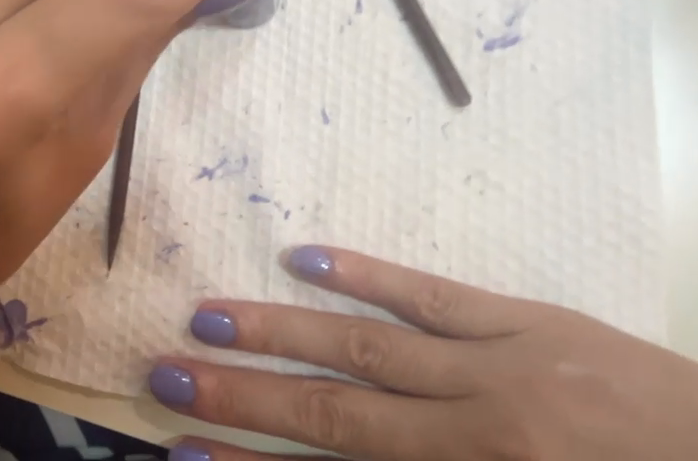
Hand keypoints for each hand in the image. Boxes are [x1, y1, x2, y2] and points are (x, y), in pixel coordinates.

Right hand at [148, 246, 697, 460]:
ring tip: (206, 313)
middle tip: (165, 374)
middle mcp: (479, 437)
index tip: (182, 454)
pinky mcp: (532, 322)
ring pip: (366, 347)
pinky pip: (431, 294)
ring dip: (278, 331)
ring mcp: (504, 368)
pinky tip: (303, 257)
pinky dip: (363, 274)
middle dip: (241, 396)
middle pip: (335, 414)